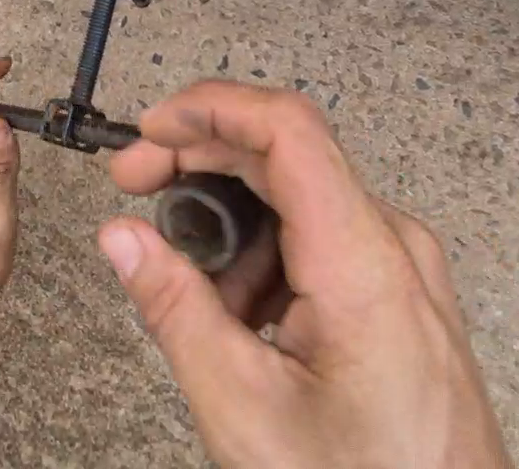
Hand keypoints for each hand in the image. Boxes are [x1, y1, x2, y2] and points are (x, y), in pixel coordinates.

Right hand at [99, 82, 510, 468]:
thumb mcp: (246, 411)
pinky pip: (313, 233)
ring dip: (225, 221)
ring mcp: (397, 263)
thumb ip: (174, 311)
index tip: (152, 128)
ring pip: (290, 194)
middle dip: (196, 159)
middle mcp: (390, 243)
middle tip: (133, 184)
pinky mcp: (391, 285)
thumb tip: (122, 236)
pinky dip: (259, 253)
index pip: (287, 128)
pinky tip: (241, 315)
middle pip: (279, 152)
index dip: (211, 107)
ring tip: (196, 292)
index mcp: (362, 262)